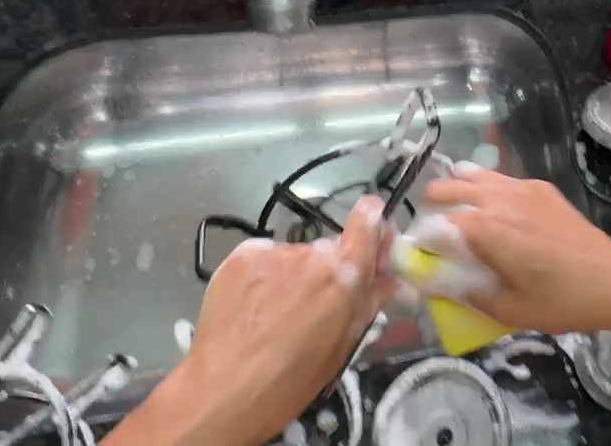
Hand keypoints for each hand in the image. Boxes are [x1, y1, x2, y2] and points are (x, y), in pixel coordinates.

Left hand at [107, 197, 388, 445]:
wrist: (220, 393)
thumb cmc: (288, 381)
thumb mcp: (341, 349)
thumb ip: (368, 304)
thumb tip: (391, 280)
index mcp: (343, 273)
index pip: (369, 218)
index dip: (374, 226)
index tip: (371, 246)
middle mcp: (312, 251)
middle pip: (331, 247)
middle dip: (330, 270)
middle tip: (314, 305)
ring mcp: (274, 250)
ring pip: (296, 256)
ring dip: (294, 275)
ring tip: (274, 313)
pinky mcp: (243, 254)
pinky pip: (266, 258)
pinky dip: (264, 276)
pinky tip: (252, 307)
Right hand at [418, 163, 610, 334]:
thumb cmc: (560, 300)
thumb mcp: (508, 309)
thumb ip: (466, 292)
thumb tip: (433, 283)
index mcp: (486, 230)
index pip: (436, 226)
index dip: (422, 240)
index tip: (417, 253)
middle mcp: (499, 200)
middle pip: (451, 187)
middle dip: (434, 203)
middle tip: (431, 226)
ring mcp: (521, 188)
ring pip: (476, 175)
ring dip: (457, 186)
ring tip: (448, 200)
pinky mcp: (540, 187)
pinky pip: (502, 178)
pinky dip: (485, 183)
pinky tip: (488, 198)